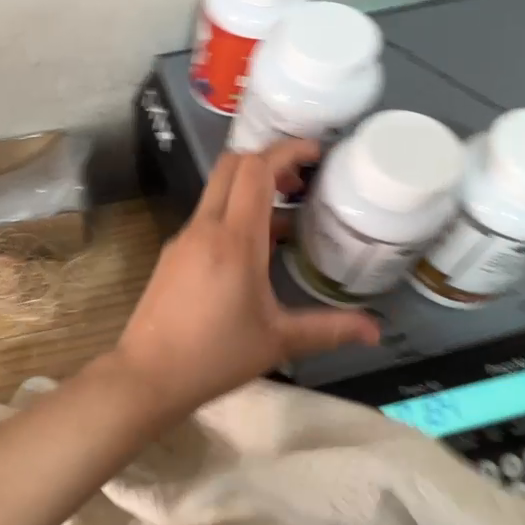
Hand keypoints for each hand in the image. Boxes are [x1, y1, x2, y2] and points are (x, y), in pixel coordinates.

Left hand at [109, 139, 379, 417]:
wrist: (148, 374)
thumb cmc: (216, 356)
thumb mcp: (279, 341)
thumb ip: (330, 329)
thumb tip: (376, 331)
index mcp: (234, 239)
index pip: (256, 169)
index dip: (286, 150)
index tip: (316, 152)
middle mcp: (205, 228)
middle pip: (232, 166)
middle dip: (268, 161)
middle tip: (301, 182)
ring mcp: (183, 239)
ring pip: (217, 192)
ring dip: (251, 191)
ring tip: (287, 221)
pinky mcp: (172, 254)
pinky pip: (206, 218)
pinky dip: (233, 216)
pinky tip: (255, 252)